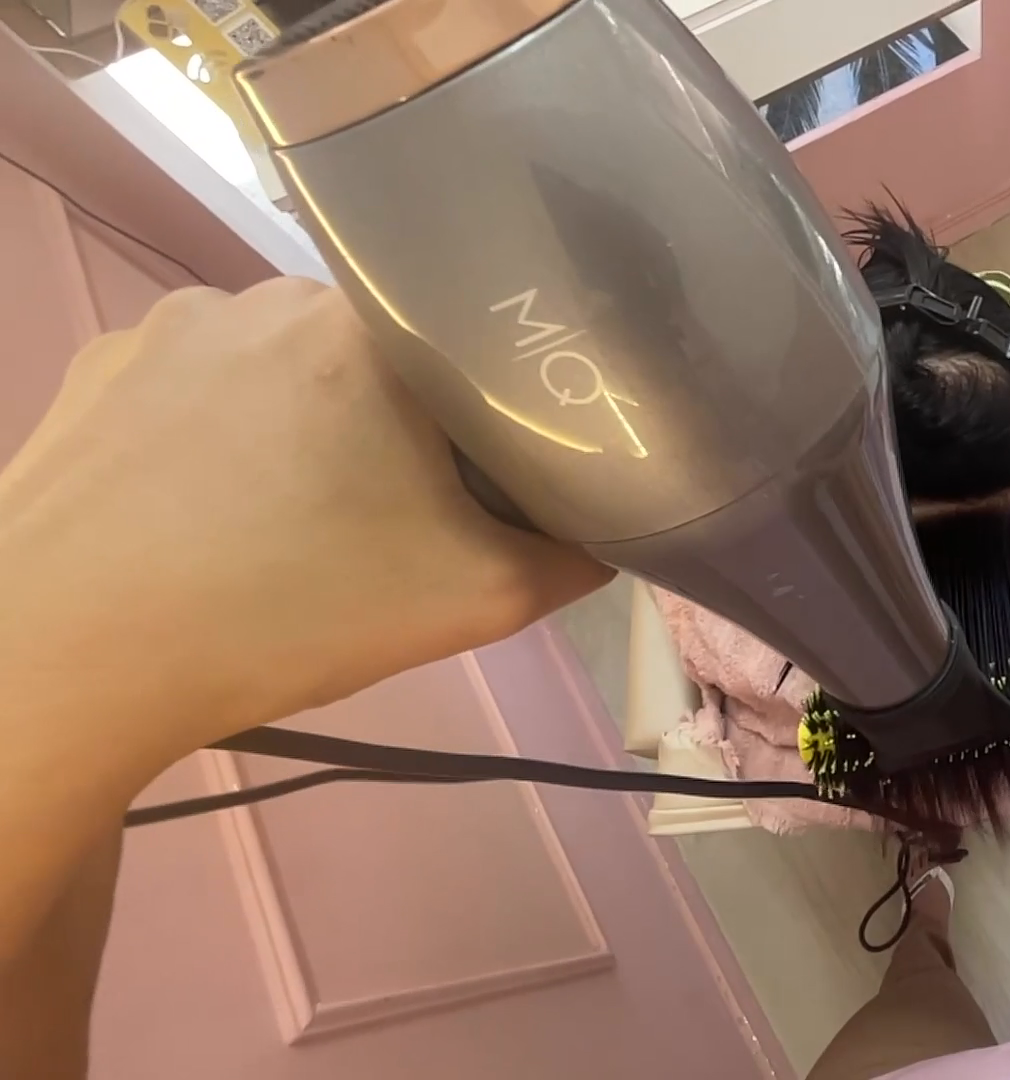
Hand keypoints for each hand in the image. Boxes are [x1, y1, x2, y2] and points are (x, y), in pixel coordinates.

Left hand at [0, 279, 612, 763]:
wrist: (58, 671)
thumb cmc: (298, 610)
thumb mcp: (493, 597)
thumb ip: (581, 559)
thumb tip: (609, 541)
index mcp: (372, 333)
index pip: (488, 352)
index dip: (516, 413)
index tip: (517, 473)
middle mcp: (270, 298)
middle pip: (404, 355)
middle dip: (432, 420)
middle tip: (435, 502)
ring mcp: (173, 326)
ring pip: (313, 362)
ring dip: (343, 417)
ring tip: (334, 503)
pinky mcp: (100, 367)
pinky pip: (225, 378)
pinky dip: (256, 423)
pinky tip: (243, 497)